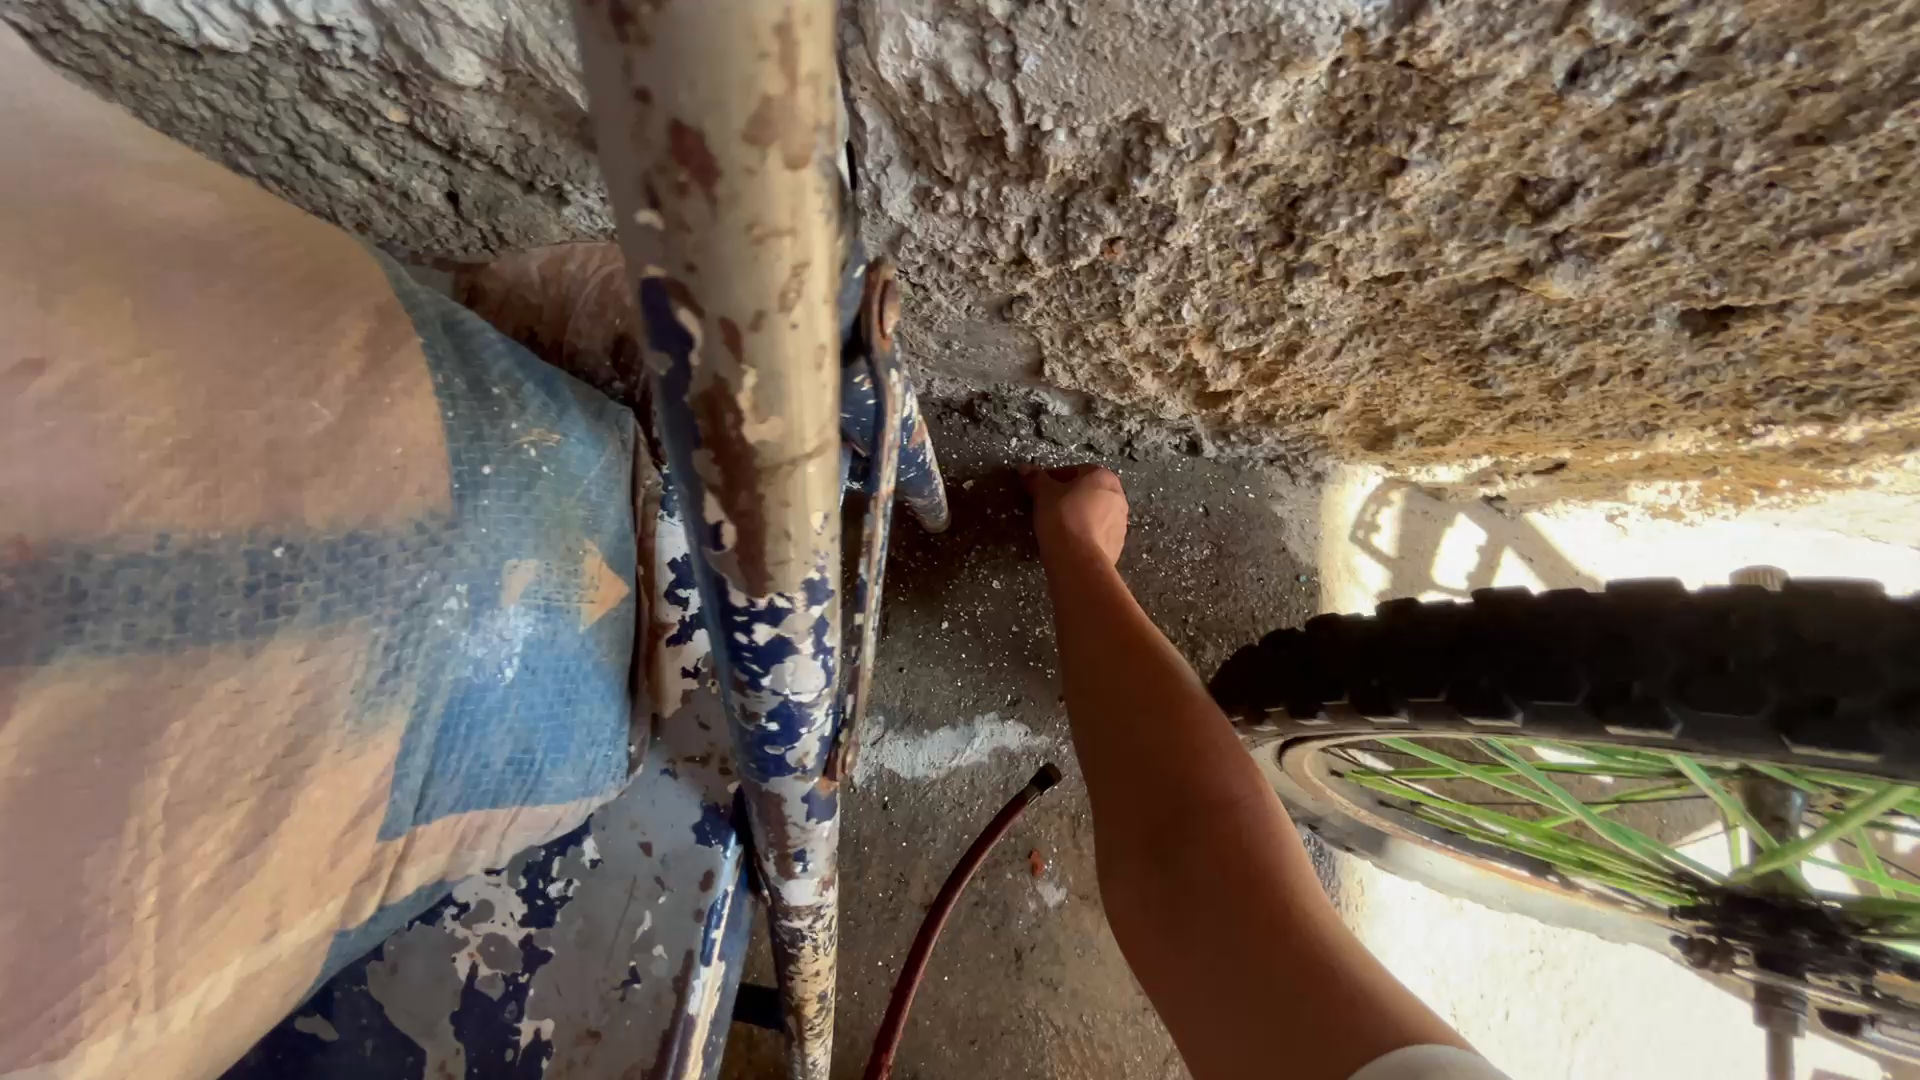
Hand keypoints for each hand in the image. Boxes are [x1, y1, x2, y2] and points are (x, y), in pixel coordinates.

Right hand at [1020, 463, 1128, 566]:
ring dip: (1078, 516)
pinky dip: (1085, 534)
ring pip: (1094, 513)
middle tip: (1048, 507)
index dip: (1053, 479)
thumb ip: (1035, 478)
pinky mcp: (1117, 545)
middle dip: (1068, 497)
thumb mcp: (1043, 493)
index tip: (1039, 490)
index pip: (1074, 471)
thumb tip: (1025, 468)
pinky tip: (1069, 542)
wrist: (1078, 559)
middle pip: (1087, 492)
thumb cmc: (1062, 517)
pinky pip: (1097, 534)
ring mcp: (1121, 523)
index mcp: (1103, 477)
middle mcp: (1118, 496)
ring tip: (1057, 526)